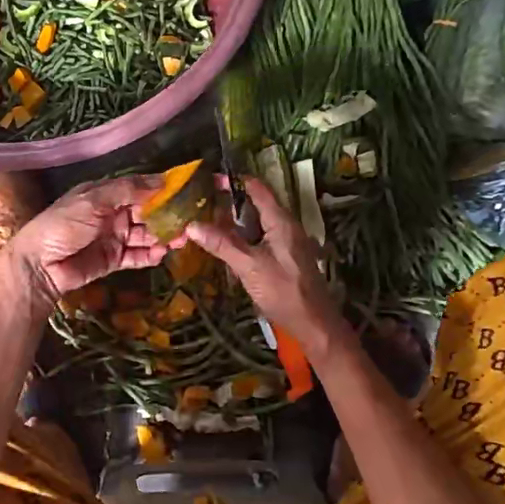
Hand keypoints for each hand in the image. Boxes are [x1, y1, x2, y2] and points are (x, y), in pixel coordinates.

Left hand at [5, 175, 169, 301]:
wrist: (39, 265)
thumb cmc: (62, 225)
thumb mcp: (93, 201)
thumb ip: (127, 191)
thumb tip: (161, 181)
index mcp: (105, 194)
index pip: (139, 187)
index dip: (161, 189)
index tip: (185, 190)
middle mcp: (112, 213)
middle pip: (146, 212)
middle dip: (167, 216)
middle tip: (189, 221)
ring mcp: (113, 237)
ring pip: (145, 234)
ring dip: (162, 236)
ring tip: (181, 239)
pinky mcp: (113, 260)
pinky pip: (136, 255)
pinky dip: (150, 255)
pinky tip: (162, 254)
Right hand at [180, 177, 347, 349]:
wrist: (313, 323)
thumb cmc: (284, 291)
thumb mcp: (249, 266)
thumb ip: (222, 244)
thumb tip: (191, 225)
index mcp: (281, 221)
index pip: (257, 188)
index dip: (234, 180)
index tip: (210, 180)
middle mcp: (286, 226)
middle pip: (257, 203)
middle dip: (230, 200)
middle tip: (203, 200)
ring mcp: (287, 242)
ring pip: (258, 221)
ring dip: (235, 219)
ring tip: (208, 219)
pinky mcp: (285, 257)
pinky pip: (261, 236)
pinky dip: (242, 235)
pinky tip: (227, 244)